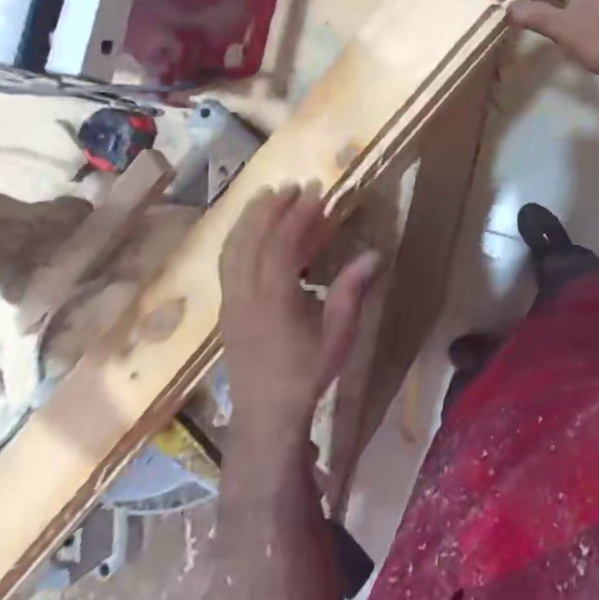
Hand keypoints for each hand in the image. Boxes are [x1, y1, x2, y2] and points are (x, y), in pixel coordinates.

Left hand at [218, 182, 379, 421]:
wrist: (266, 414)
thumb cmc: (308, 373)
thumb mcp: (338, 335)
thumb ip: (351, 291)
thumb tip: (372, 254)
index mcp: (273, 303)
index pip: (280, 248)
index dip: (297, 217)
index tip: (315, 194)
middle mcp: (243, 297)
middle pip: (249, 242)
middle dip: (270, 210)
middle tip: (292, 186)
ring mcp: (229, 303)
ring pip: (231, 251)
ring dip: (250, 220)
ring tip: (268, 197)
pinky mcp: (226, 310)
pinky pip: (226, 264)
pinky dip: (239, 238)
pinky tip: (252, 231)